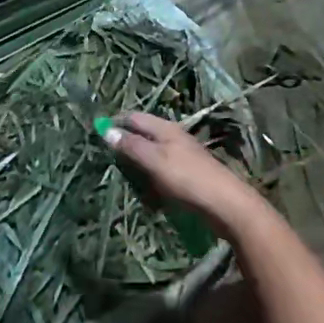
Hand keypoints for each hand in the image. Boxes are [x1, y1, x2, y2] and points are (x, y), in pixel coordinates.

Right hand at [105, 112, 268, 231]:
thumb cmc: (188, 179)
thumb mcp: (155, 161)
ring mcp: (181, 156)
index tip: (96, 134)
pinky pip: (161, 171)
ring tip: (124, 177)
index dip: (115, 122)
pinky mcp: (187, 174)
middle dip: (125, 144)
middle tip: (106, 159)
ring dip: (137, 164)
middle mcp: (173, 137)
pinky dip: (151, 178)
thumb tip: (107, 131)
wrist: (227, 205)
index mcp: (165, 128)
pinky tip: (147, 192)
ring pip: (151, 154)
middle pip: (142, 134)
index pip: (134, 117)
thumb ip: (131, 146)